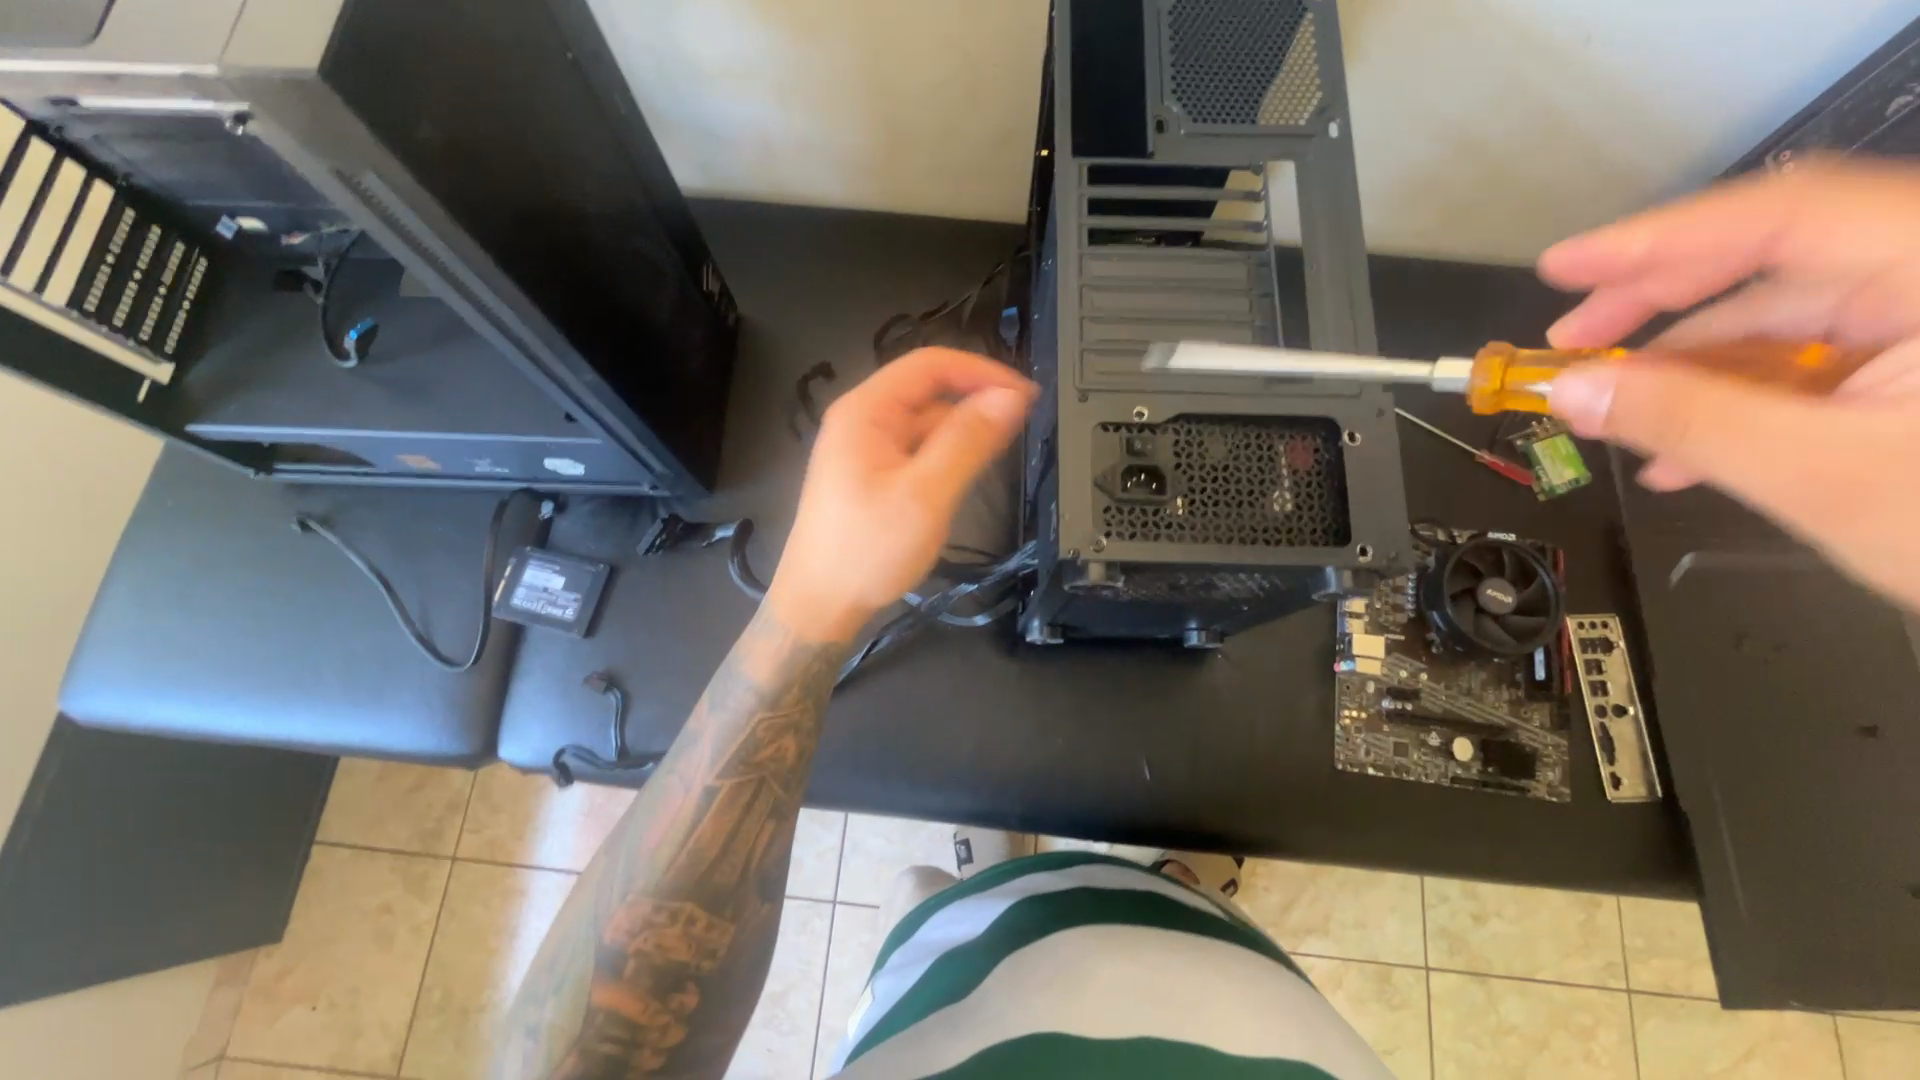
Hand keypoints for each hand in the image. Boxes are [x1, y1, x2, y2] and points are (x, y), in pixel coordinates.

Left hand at [764, 347, 1036, 640]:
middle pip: (929, 392)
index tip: (1026, 395)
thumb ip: (969, 442)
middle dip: (975, 402)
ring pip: (926, 424)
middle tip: (1022, 428)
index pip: (930, 364)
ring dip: (963, 433)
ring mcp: (866, 450)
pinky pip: (917, 452)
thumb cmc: (866, 552)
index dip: (982, 372)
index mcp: (866, 411)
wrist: (820, 607)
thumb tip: (1011, 396)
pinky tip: (966, 478)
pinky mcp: (872, 476)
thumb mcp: (925, 495)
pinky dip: (947, 456)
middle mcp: (863, 421)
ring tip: (1000, 456)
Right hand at [1537, 159, 1919, 609]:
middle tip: (1566, 343)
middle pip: (1774, 259)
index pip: (1781, 217)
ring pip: (1783, 321)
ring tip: (1606, 415)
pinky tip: (1678, 454)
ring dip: (1684, 370)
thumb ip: (1688, 421)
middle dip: (1655, 305)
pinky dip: (1735, 401)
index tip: (1561, 268)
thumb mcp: (1821, 474)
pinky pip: (1813, 362)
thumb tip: (1568, 389)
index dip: (1656, 239)